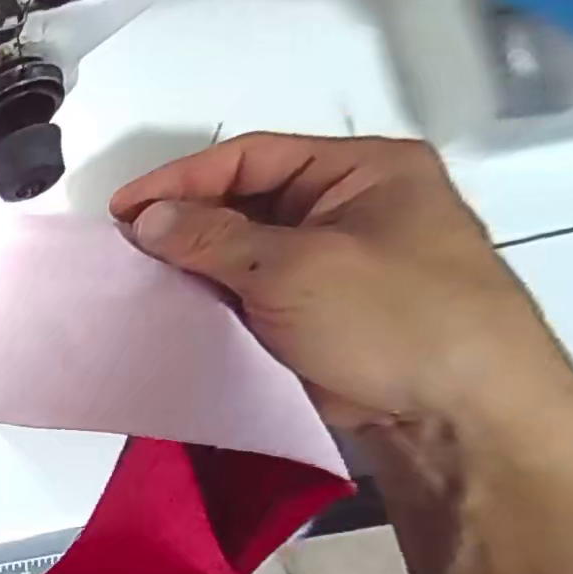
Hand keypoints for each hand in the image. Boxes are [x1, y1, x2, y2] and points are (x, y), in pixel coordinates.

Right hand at [110, 134, 572, 429]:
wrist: (451, 415)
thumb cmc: (391, 320)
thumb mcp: (296, 268)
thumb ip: (212, 238)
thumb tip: (144, 219)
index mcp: (361, 171)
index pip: (251, 157)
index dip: (180, 179)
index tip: (121, 208)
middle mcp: (340, 205)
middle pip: (240, 197)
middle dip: (180, 216)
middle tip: (123, 240)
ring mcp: (322, 257)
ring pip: (235, 242)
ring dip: (187, 254)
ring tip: (135, 267)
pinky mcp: (302, 303)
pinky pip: (239, 282)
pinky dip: (201, 285)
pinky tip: (166, 294)